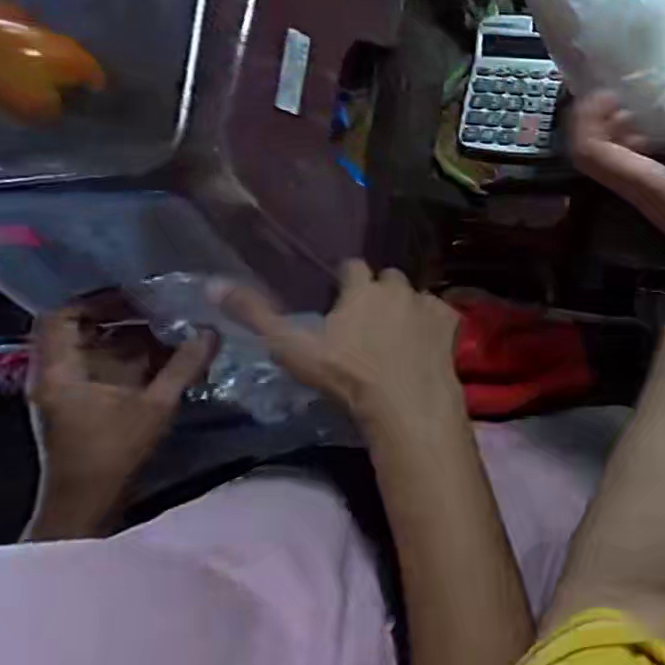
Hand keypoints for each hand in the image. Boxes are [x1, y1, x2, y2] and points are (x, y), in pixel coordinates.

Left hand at [25, 308, 214, 537]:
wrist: (87, 500)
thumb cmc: (113, 450)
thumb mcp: (156, 405)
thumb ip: (184, 367)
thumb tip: (211, 331)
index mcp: (59, 370)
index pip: (61, 317)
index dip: (96, 300)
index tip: (138, 295)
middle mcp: (55, 374)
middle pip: (78, 329)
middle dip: (120, 316)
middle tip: (162, 309)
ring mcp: (66, 390)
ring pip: (92, 348)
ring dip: (129, 337)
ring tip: (171, 329)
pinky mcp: (81, 402)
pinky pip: (102, 366)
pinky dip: (130, 356)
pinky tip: (165, 357)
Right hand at [215, 262, 464, 428]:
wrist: (406, 399)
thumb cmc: (347, 375)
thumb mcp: (292, 348)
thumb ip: (256, 315)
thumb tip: (213, 283)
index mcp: (362, 288)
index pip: (352, 266)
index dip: (345, 278)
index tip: (340, 293)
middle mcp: (398, 288)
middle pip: (388, 278)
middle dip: (379, 290)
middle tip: (369, 316)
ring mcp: (429, 303)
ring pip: (416, 294)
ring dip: (407, 305)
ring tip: (398, 331)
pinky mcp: (451, 322)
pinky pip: (442, 312)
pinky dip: (433, 322)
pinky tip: (425, 341)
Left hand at [570, 93, 664, 274]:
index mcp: (642, 178)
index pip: (591, 148)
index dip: (589, 117)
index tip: (611, 94)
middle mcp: (627, 182)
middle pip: (584, 148)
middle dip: (591, 115)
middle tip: (617, 93)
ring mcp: (629, 186)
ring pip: (596, 152)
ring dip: (604, 123)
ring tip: (631, 104)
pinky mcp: (638, 187)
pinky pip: (614, 157)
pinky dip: (620, 136)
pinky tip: (645, 126)